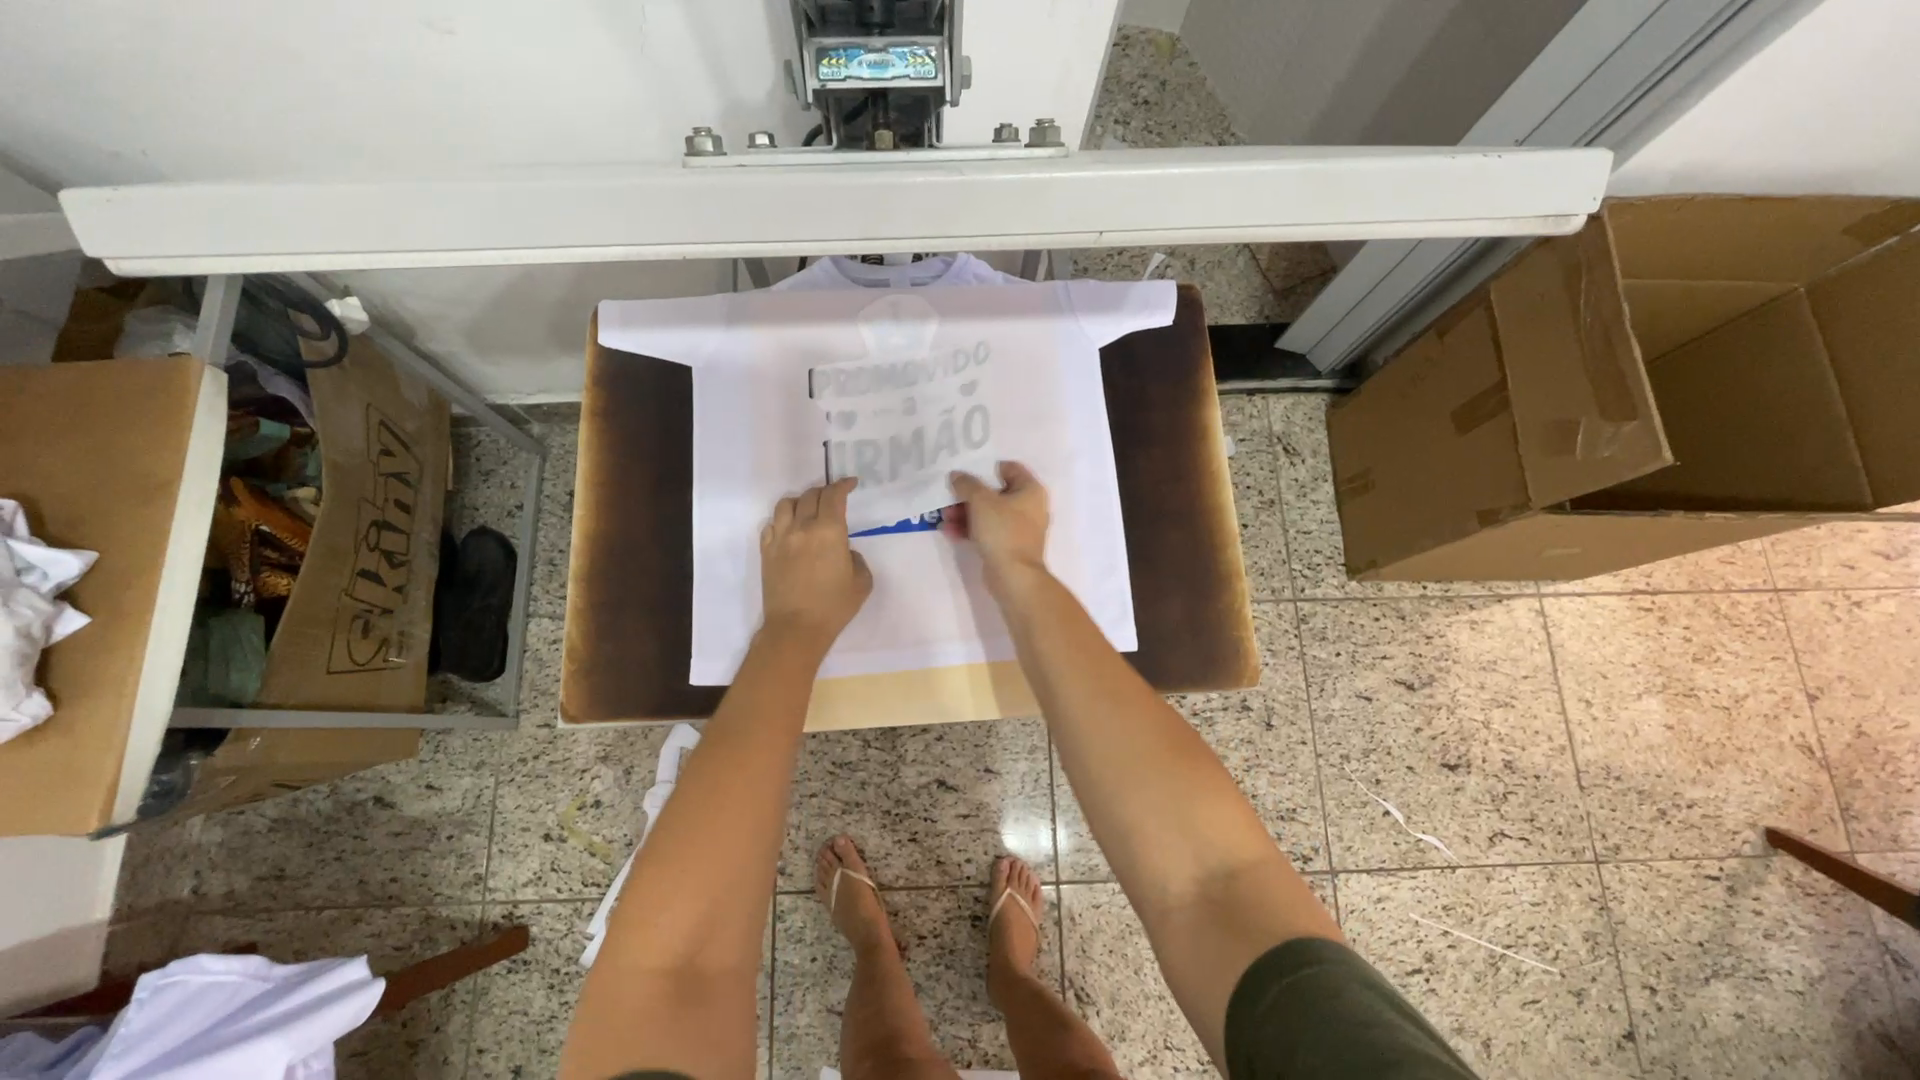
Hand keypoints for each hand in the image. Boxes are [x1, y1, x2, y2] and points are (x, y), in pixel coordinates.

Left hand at [760, 478, 872, 646]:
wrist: (796, 627)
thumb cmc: (834, 606)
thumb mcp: (861, 582)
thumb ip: (856, 559)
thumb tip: (844, 552)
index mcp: (829, 531)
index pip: (834, 496)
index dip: (843, 485)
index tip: (850, 483)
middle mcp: (803, 527)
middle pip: (810, 496)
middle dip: (824, 492)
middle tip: (832, 499)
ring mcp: (780, 538)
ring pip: (786, 504)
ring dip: (799, 502)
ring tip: (807, 510)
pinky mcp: (766, 552)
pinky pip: (771, 524)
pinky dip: (782, 521)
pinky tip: (789, 530)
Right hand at [942, 461, 1049, 592]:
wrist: (1013, 576)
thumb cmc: (1002, 531)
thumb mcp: (981, 501)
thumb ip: (966, 484)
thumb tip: (957, 475)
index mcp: (1030, 490)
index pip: (1009, 468)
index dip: (986, 468)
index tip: (966, 473)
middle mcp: (1029, 506)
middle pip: (994, 492)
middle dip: (968, 496)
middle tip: (948, 499)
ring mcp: (1019, 528)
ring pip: (988, 513)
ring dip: (965, 513)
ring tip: (945, 519)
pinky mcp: (1008, 545)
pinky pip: (988, 530)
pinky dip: (971, 529)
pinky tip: (950, 532)